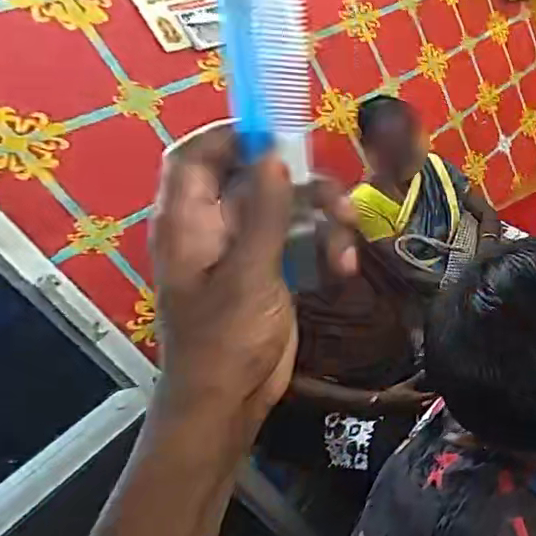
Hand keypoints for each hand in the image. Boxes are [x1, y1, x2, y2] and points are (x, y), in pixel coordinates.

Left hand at [149, 121, 358, 450]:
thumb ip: (264, 214)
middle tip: (338, 202)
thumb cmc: (226, 340)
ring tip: (346, 250)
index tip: (279, 135)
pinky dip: (325, 248)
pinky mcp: (273, 268)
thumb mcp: (248, 274)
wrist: (231, 400)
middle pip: (258, 179)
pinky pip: (303, 239)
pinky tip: (342, 270)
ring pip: (290, 209)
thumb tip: (274, 157)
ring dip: (324, 222)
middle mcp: (216, 226)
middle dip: (302, 186)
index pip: (196, 156)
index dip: (231, 136)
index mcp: (189, 222)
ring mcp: (247, 248)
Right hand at [373, 372, 436, 411]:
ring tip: (429, 401)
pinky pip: (418, 412)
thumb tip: (424, 372)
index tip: (441, 390)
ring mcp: (414, 411)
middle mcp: (418, 406)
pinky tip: (419, 406)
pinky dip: (420, 409)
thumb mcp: (407, 384)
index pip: (432, 396)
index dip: (437, 393)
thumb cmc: (395, 392)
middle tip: (437, 396)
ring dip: (427, 405)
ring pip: (424, 409)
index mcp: (419, 398)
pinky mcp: (409, 415)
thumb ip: (417, 378)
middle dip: (434, 401)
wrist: (385, 403)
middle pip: (430, 404)